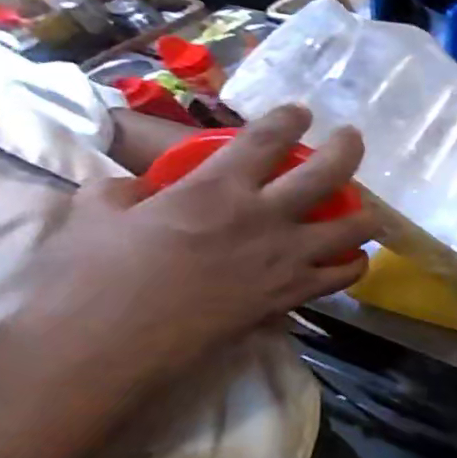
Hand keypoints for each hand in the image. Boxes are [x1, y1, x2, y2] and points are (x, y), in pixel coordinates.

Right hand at [19, 104, 377, 387]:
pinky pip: (343, 276)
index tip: (301, 111)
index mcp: (215, 188)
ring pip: (353, 227)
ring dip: (364, 213)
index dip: (288, 119)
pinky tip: (353, 258)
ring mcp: (286, 257)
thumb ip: (126, 192)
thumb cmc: (91, 278)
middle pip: (327, 172)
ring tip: (366, 208)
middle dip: (347, 148)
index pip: (265, 139)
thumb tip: (141, 189)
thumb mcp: (95, 214)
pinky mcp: (293, 295)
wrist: (107, 346)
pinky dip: (354, 265)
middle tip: (352, 137)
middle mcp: (264, 216)